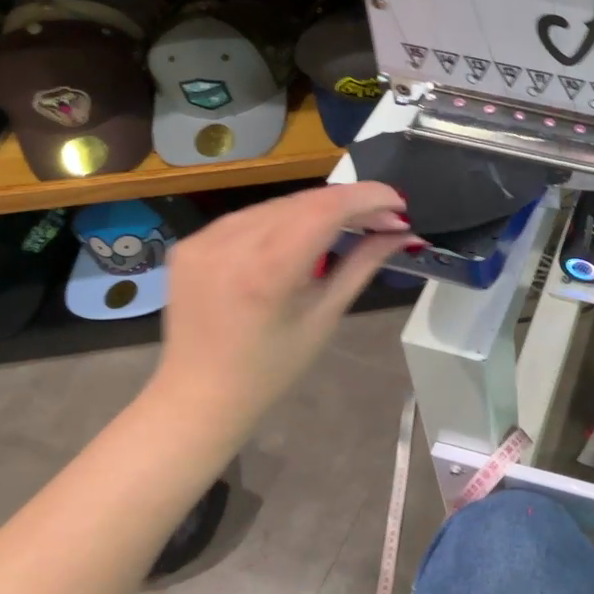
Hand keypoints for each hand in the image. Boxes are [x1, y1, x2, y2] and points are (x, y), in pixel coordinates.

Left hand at [151, 182, 419, 425]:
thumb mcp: (326, 315)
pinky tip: (302, 234)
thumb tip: (401, 232)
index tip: (399, 205)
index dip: (369, 197)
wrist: (198, 396)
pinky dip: (285, 218)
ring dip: (320, 207)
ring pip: (281, 204)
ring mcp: (206, 239)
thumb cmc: (271, 367)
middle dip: (351, 203)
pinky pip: (252, 215)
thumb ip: (363, 262)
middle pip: (306, 200)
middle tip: (385, 218)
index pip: (327, 207)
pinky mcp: (193, 242)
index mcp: (268, 269)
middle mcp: (232, 243)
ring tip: (350, 224)